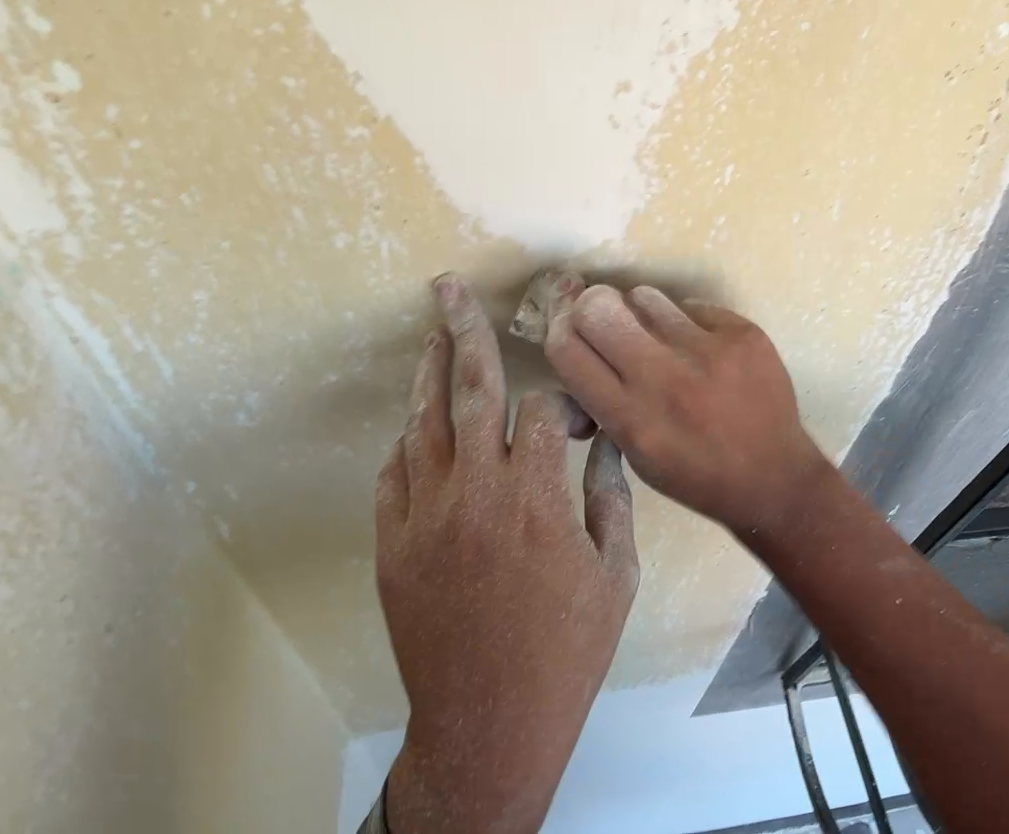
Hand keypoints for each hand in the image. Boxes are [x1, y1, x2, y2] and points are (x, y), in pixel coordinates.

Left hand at [376, 275, 639, 833]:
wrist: (491, 721)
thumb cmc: (567, 650)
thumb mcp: (615, 576)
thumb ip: (610, 501)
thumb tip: (606, 447)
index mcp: (536, 497)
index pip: (538, 411)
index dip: (558, 405)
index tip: (573, 425)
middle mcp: (475, 492)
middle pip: (469, 391)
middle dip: (463, 331)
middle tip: (448, 287)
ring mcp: (425, 517)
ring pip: (422, 424)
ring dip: (429, 376)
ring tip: (434, 338)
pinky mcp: (393, 545)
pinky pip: (393, 475)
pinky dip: (407, 444)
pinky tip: (419, 428)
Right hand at [540, 276, 831, 535]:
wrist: (774, 478)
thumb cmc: (696, 475)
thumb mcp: (635, 455)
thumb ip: (600, 404)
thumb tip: (570, 352)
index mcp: (630, 419)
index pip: (567, 349)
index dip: (561, 335)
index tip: (572, 335)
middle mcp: (664, 380)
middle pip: (597, 307)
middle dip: (593, 311)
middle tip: (606, 323)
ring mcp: (707, 352)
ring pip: (644, 297)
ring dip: (641, 314)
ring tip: (659, 339)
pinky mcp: (742, 334)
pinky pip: (691, 307)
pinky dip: (687, 324)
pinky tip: (701, 350)